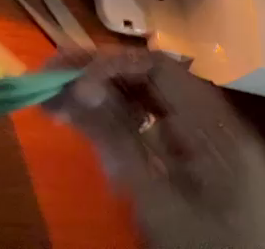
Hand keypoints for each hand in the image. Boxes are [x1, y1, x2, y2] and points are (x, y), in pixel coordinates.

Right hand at [46, 50, 264, 248]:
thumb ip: (118, 139)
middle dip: (96, 75)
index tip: (71, 84)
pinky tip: (84, 125)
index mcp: (216, 128)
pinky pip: (152, 126)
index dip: (110, 65)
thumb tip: (75, 86)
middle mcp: (214, 126)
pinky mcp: (198, 166)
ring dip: (99, 96)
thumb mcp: (157, 199)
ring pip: (146, 101)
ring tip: (54, 101)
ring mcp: (208, 146)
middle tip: (48, 78)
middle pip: (149, 79)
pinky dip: (115, 120)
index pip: (158, 68)